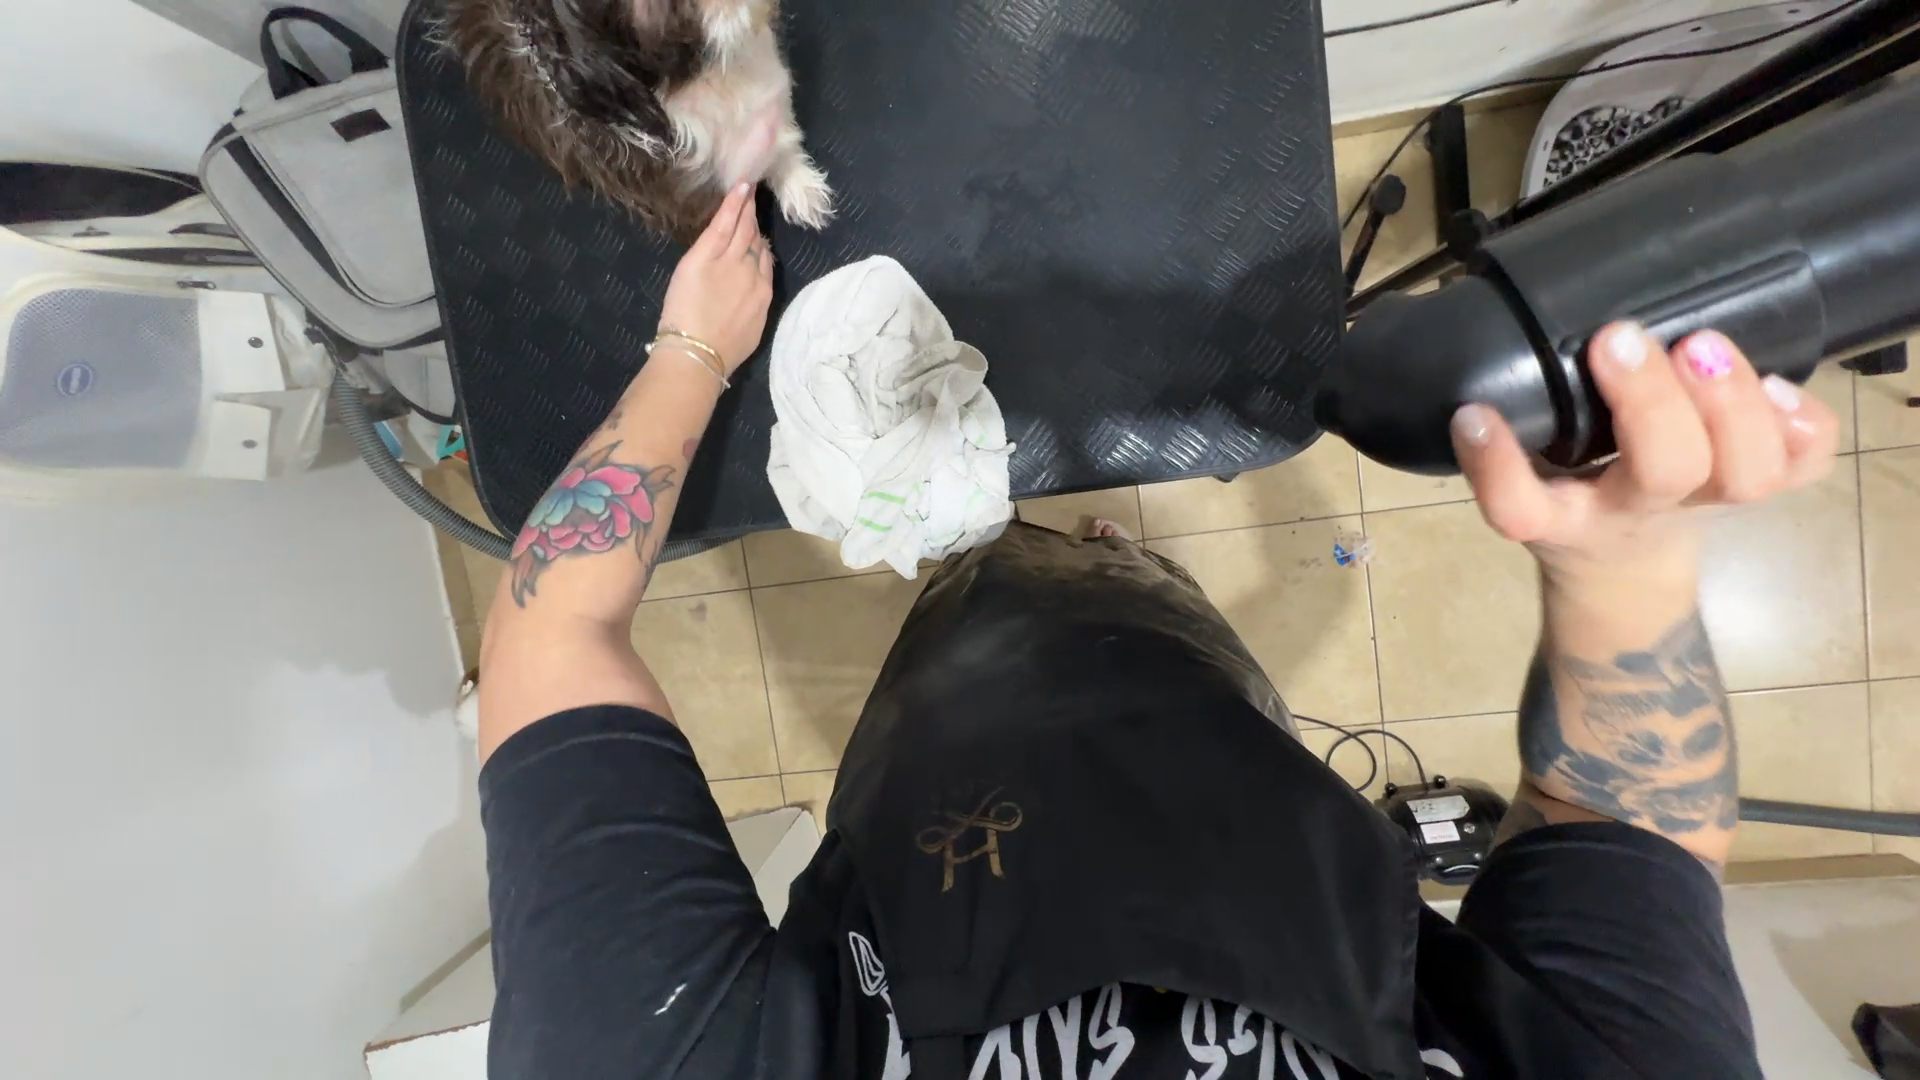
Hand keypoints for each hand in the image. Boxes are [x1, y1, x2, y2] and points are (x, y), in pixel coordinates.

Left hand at [657, 183, 774, 374]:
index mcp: (763, 295)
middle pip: (755, 241)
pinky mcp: (707, 256)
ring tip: (747, 188)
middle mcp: (752, 274)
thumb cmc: (721, 351)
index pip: (764, 261)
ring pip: (743, 229)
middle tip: (753, 199)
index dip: (760, 244)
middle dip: (754, 220)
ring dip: (746, 207)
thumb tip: (752, 288)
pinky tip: (739, 188)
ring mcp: (731, 263)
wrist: (700, 354)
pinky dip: (733, 204)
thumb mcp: (750, 330)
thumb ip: (753, 305)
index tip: (757, 233)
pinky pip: (724, 224)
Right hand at [1451, 321, 1839, 585]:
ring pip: (1747, 472)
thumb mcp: (1517, 479)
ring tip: (1700, 343)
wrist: (1622, 558)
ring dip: (1732, 402)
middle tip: (1615, 339)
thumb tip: (1492, 364)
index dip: (1496, 465)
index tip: (1472, 414)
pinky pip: (1804, 465)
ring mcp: (1704, 506)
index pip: (1517, 507)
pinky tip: (1776, 385)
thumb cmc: (1560, 499)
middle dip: (1650, 401)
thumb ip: (1510, 437)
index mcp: (1555, 521)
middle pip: (1662, 474)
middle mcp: (1630, 515)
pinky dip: (1802, 423)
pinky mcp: (1758, 493)